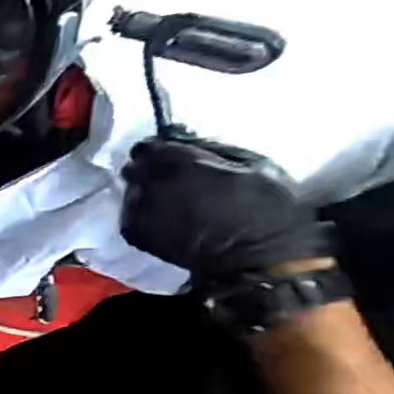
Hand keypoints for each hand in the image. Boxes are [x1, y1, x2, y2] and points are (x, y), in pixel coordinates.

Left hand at [120, 134, 330, 283]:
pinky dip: (142, 216)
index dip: (155, 150)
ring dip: (144, 195)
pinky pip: (130, 217)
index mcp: (177, 162)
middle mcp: (151, 185)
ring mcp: (139, 212)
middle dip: (148, 172)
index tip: (167, 156)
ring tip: (170, 205)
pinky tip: (166, 221)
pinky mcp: (135, 236)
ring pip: (130, 194)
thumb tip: (176, 138)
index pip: (144, 147)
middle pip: (133, 170)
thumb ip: (202, 148)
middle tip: (170, 182)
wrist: (258, 255)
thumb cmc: (263, 202)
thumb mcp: (243, 159)